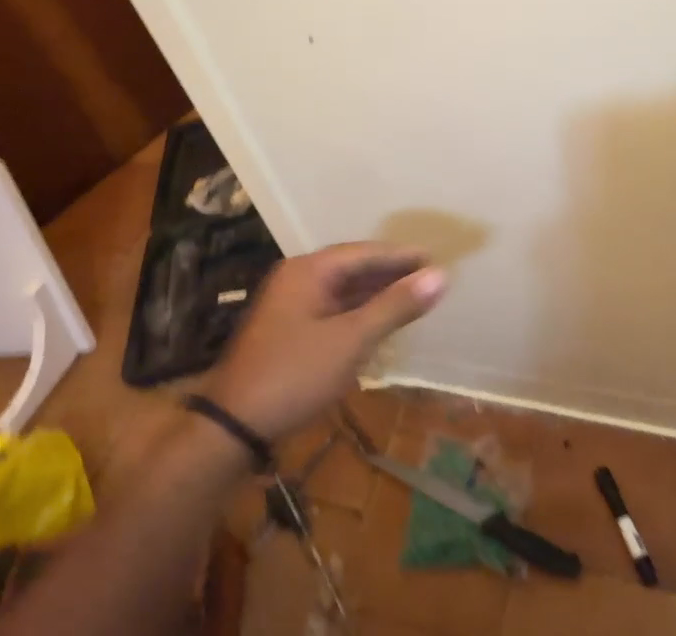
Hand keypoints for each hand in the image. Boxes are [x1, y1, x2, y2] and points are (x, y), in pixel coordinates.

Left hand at [205, 243, 445, 441]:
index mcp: (309, 271)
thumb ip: (396, 306)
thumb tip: (441, 276)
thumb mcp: (352, 340)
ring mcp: (290, 304)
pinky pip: (333, 308)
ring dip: (377, 293)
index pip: (365, 252)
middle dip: (392, 272)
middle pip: (353, 266)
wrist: (234, 424)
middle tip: (431, 277)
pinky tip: (381, 322)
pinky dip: (359, 312)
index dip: (402, 256)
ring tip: (415, 297)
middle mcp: (297, 278)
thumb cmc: (296, 375)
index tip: (437, 258)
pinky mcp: (289, 329)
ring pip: (343, 289)